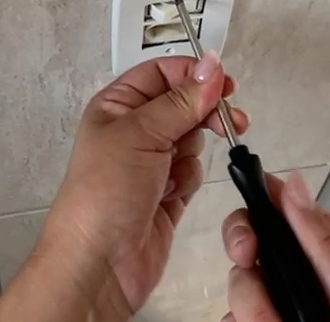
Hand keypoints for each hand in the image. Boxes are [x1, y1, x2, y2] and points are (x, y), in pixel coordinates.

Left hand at [0, 50, 248, 320]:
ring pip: (192, 137)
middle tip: (228, 121)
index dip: (193, 74)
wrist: (101, 262)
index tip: (224, 82)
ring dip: (190, 151)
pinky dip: (188, 179)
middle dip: (203, 112)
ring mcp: (152, 161)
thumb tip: (211, 65)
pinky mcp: (168, 191)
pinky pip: (192, 170)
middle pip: (183, 103)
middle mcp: (135, 128)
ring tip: (173, 171)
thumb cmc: (104, 191)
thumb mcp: (141, 133)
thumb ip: (181, 101)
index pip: (162, 72)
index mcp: (118, 104)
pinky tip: (171, 193)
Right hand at [220, 170, 329, 321]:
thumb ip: (324, 245)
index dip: (254, 210)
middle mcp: (295, 279)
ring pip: (237, 294)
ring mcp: (277, 308)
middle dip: (245, 280)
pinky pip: (231, 321)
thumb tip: (294, 182)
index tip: (249, 244)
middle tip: (267, 314)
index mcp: (320, 259)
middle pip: (246, 249)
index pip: (277, 208)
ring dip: (252, 317)